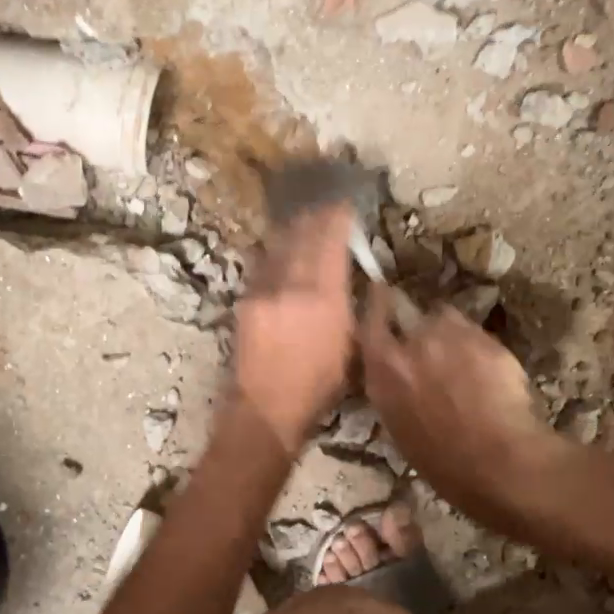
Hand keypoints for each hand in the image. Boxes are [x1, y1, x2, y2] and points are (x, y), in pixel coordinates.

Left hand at [228, 204, 355, 454]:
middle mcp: (292, 284)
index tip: (345, 206)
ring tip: (305, 217)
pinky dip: (274, 250)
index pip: (331, 243)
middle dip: (316, 218)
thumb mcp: (352, 348)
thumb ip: (359, 308)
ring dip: (294, 229)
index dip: (338, 220)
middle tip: (326, 205)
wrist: (266, 408)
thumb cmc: (318, 385)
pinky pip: (262, 263)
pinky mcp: (246, 299)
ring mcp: (264, 290)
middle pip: (303, 238)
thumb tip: (367, 281)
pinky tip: (280, 245)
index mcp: (324, 297)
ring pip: (279, 246)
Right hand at [358, 286, 569, 531]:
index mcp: (382, 374)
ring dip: (451, 334)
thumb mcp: (400, 429)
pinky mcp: (482, 337)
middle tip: (434, 347)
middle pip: (409, 315)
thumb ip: (393, 389)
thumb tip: (400, 376)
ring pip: (445, 319)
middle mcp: (408, 346)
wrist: (499, 463)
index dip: (377, 304)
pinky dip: (479, 345)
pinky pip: (475, 331)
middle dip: (418, 325)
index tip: (380, 291)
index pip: (370, 322)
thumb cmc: (445, 464)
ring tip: (467, 361)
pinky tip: (492, 372)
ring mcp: (446, 337)